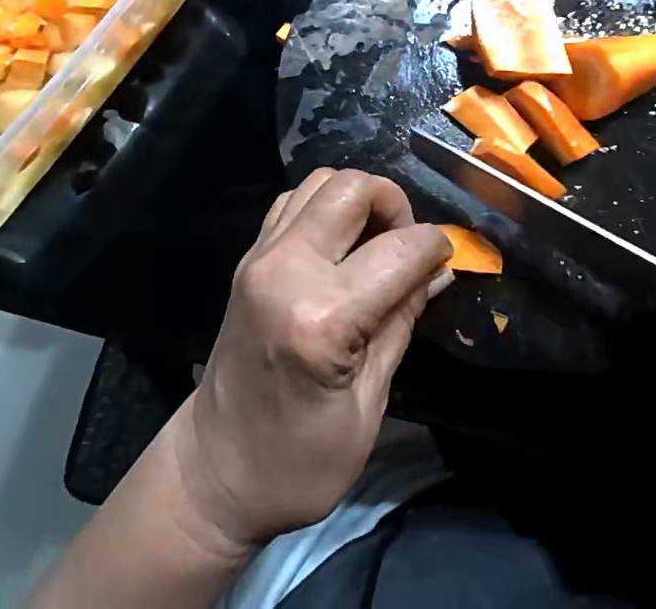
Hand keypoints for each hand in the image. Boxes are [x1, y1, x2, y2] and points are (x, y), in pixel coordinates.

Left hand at [170, 169, 453, 553]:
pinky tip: (341, 247)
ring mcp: (260, 258)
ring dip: (360, 200)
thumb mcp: (369, 403)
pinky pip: (295, 201)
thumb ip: (403, 320)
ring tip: (375, 243)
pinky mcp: (249, 259)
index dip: (436, 248)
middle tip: (405, 248)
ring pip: (322, 182)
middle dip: (396, 205)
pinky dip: (327, 208)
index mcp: (321, 319)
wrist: (212, 474)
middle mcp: (285, 271)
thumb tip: (438, 269)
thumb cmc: (299, 461)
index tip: (444, 265)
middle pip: (353, 188)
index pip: (401, 248)